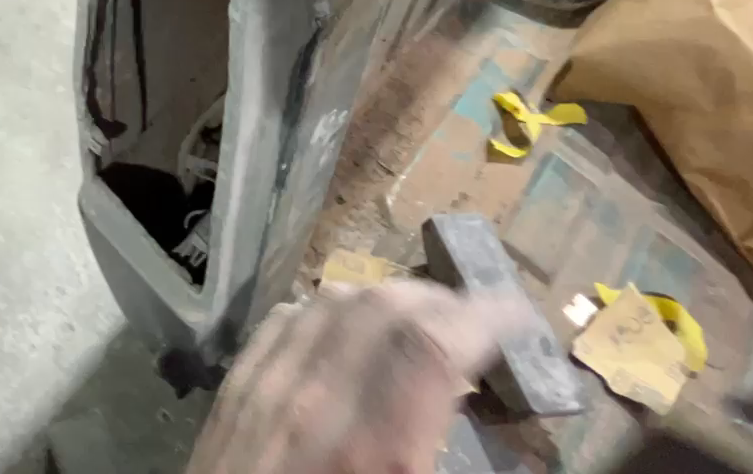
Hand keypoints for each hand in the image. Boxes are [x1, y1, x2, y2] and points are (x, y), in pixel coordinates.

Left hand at [186, 281, 527, 473]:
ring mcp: (267, 383)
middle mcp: (316, 401)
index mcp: (376, 454)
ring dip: (382, 298)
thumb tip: (482, 427)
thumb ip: (431, 449)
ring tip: (416, 321)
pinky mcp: (236, 383)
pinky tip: (347, 331)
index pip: (429, 347)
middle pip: (380, 306)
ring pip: (331, 301)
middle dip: (436, 300)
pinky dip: (328, 311)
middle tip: (471, 321)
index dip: (482, 318)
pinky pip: (286, 317)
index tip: (516, 315)